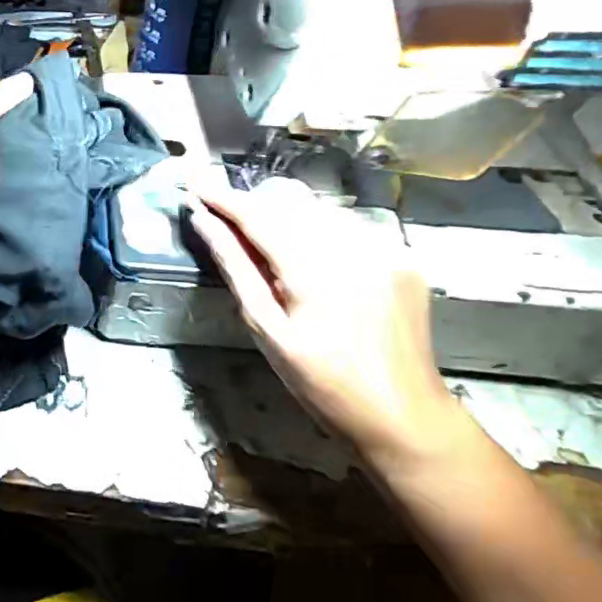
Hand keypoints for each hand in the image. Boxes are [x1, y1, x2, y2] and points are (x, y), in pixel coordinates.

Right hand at [186, 181, 462, 466]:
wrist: (404, 416)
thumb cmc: (324, 384)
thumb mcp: (268, 331)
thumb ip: (236, 267)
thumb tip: (204, 221)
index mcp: (314, 269)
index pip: (258, 216)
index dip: (224, 198)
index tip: (196, 185)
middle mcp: (353, 246)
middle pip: (288, 204)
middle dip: (253, 206)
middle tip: (224, 217)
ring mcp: (383, 247)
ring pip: (318, 209)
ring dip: (286, 215)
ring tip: (267, 241)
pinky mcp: (401, 255)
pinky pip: (349, 225)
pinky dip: (321, 229)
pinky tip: (312, 256)